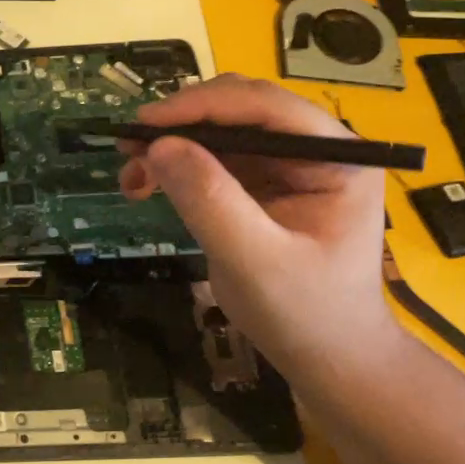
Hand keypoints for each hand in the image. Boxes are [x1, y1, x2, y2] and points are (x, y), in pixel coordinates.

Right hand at [118, 74, 399, 369]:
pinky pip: (206, 156)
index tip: (145, 123)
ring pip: (215, 129)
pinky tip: (143, 186)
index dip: (202, 105)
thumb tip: (159, 146)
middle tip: (129, 146)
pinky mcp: (257, 183)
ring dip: (169, 145)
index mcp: (335, 157)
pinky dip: (171, 165)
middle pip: (237, 108)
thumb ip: (210, 200)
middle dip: (180, 124)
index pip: (265, 107)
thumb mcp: (254, 259)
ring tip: (130, 175)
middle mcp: (311, 149)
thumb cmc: (305, 313)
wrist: (326, 358)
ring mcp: (283, 165)